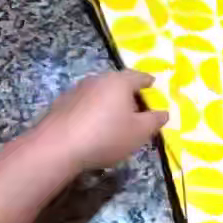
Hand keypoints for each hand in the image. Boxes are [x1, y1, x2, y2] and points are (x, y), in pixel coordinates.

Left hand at [29, 70, 168, 173]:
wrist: (58, 146)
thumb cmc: (106, 136)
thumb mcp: (139, 133)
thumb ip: (154, 121)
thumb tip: (164, 112)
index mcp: (119, 81)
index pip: (139, 76)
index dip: (148, 82)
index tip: (153, 85)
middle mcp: (97, 79)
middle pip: (118, 83)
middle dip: (128, 94)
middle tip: (137, 108)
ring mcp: (77, 90)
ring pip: (100, 93)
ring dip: (109, 103)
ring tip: (115, 120)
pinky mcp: (62, 104)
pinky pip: (85, 104)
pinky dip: (93, 111)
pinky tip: (93, 127)